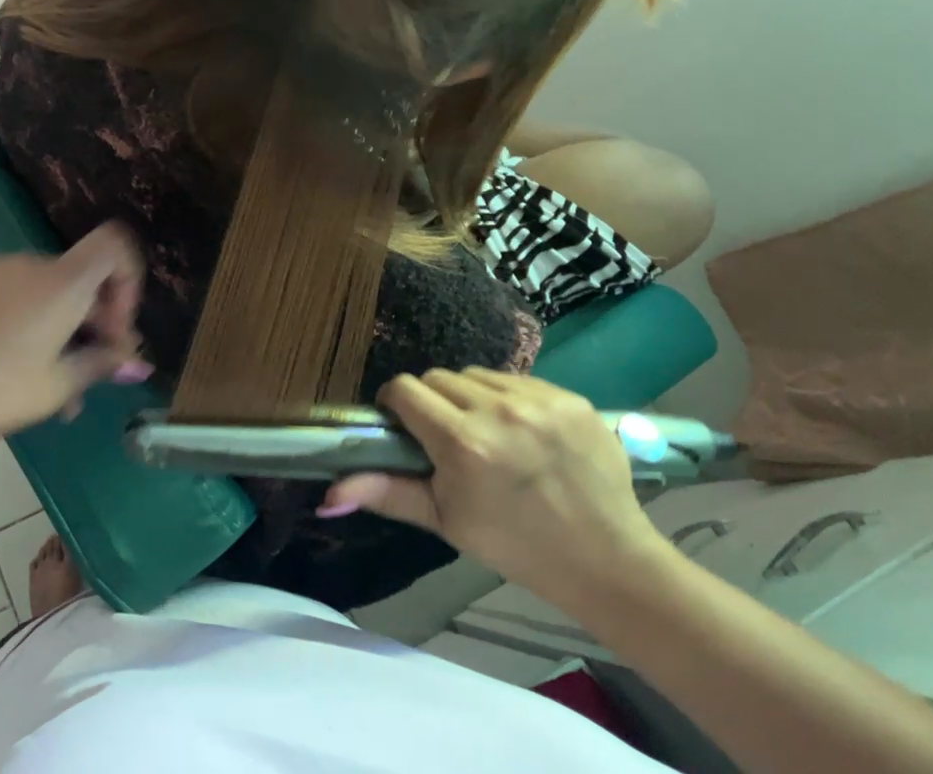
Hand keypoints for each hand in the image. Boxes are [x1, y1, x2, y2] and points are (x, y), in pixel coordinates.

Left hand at [0, 223, 149, 460]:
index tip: (117, 332)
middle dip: (95, 325)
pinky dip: (30, 326)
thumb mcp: (60, 384)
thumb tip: (136, 362)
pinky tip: (18, 373)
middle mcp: (29, 264)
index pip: (114, 245)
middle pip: (79, 279)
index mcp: (61, 281)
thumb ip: (103, 364)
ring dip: (63, 334)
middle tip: (94, 378)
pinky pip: (14, 299)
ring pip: (46, 296)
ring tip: (57, 394)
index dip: (129, 282)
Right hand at [322, 369, 668, 605]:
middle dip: (431, 402)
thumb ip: (386, 494)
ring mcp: (540, 401)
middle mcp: (498, 410)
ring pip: (477, 374)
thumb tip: (327, 494)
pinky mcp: (572, 398)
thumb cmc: (514, 544)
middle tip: (444, 436)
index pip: (405, 389)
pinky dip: (509, 399)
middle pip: (437, 377)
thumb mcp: (444, 521)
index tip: (401, 427)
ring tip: (485, 433)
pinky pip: (519, 381)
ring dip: (469, 396)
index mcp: (461, 442)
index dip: (395, 404)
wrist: (605, 558)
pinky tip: (522, 433)